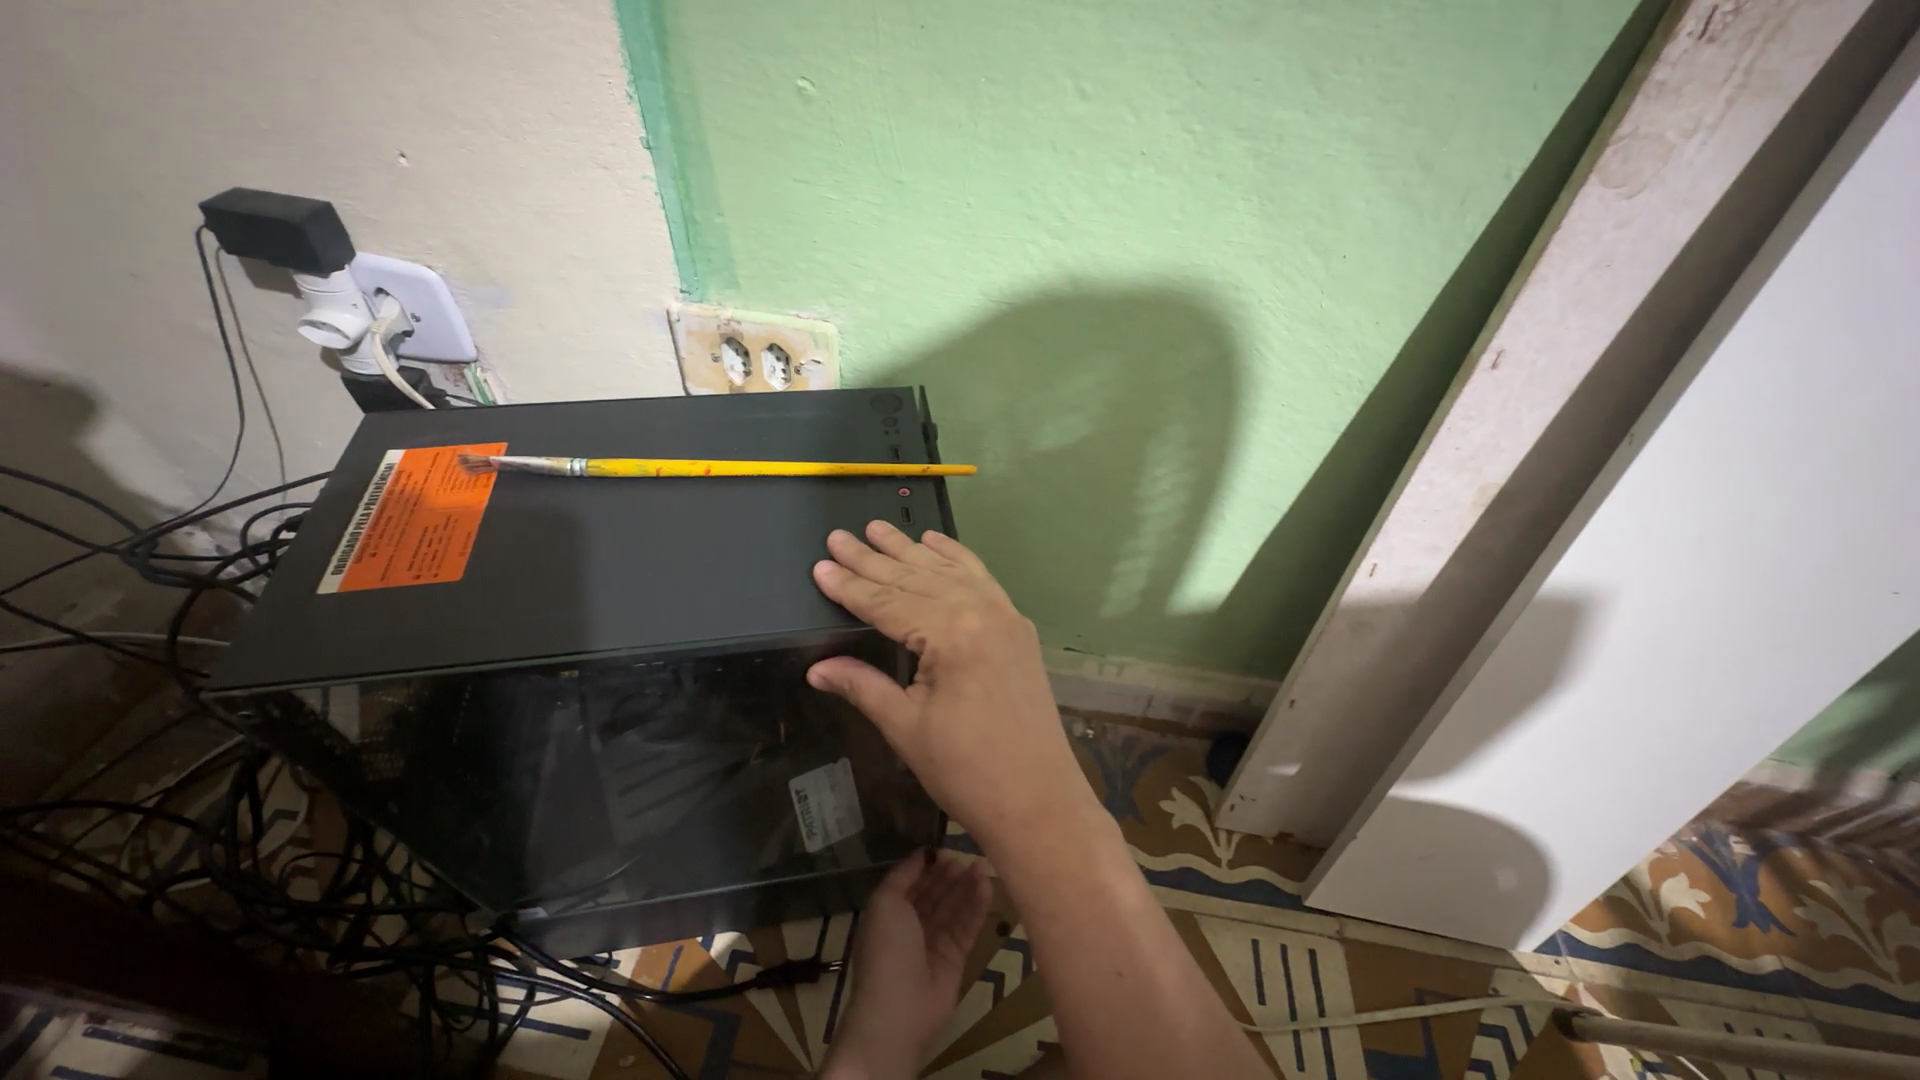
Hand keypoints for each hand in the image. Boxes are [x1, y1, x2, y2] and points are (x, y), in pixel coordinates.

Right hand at [806, 521, 1096, 848]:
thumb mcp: (906, 727)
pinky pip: (982, 580)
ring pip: (948, 573)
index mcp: (951, 635)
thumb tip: (816, 668)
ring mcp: (1005, 616)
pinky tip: (935, 542)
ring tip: (879, 529)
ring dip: (911, 551)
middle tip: (839, 536)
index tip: (820, 566)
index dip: (850, 587)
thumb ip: (862, 686)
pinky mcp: (1017, 628)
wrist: (1039, 800)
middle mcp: (981, 612)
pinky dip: (957, 559)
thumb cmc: (966, 771)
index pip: (888, 603)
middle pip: (916, 579)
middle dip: (873, 560)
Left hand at [822, 851, 991, 1079]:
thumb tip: (921, 856)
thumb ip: (903, 876)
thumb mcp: (885, 902)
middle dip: (948, 875)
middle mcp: (910, 927)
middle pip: (934, 894)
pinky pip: (967, 927)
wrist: (899, 1007)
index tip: (943, 849)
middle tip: (966, 857)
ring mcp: (933, 943)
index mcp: (888, 913)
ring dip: (966, 887)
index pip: (910, 884)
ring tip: (982, 867)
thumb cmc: (886, 948)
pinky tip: (986, 887)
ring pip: (953, 908)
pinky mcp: (955, 958)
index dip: (926, 867)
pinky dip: (976, 907)